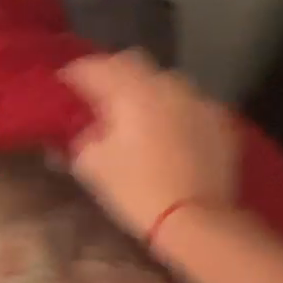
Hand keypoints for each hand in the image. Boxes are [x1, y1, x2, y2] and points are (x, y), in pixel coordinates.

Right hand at [59, 51, 239, 240]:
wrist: (196, 220)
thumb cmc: (134, 189)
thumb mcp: (90, 163)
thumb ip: (81, 133)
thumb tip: (81, 124)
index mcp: (128, 91)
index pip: (93, 67)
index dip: (74, 74)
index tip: (63, 85)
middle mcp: (164, 86)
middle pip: (131, 61)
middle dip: (111, 72)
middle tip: (98, 93)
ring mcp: (197, 101)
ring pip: (165, 79)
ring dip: (146, 87)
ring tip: (136, 108)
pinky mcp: (220, 121)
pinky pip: (191, 102)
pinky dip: (175, 107)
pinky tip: (169, 126)